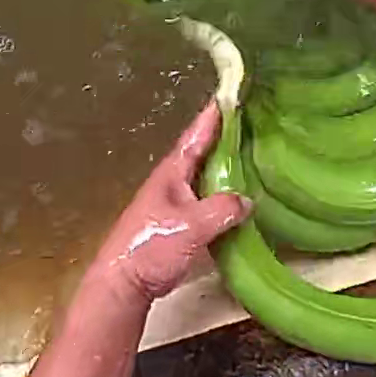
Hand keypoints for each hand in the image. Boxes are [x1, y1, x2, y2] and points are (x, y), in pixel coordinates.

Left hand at [92, 102, 252, 301]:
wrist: (124, 281)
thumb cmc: (151, 247)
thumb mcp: (191, 227)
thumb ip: (221, 210)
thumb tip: (248, 200)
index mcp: (173, 172)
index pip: (196, 135)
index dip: (213, 116)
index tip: (229, 95)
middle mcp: (173, 180)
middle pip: (202, 151)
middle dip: (223, 135)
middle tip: (249, 120)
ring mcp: (175, 201)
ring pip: (205, 175)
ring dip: (224, 164)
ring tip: (250, 153)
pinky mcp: (179, 222)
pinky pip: (207, 197)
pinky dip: (223, 191)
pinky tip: (238, 197)